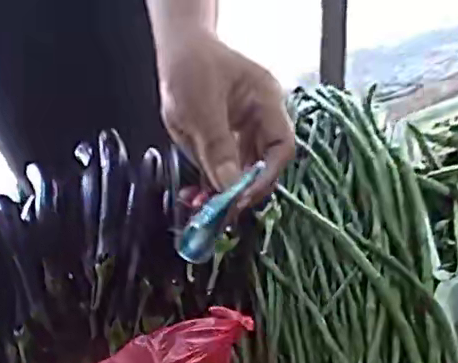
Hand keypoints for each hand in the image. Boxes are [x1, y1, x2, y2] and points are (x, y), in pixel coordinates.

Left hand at [156, 30, 293, 210]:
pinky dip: (208, 192)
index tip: (241, 196)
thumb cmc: (193, 65)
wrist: (176, 55)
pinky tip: (193, 198)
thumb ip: (217, 148)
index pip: (281, 148)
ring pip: (241, 180)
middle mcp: (260, 125)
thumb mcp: (202, 108)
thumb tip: (230, 185)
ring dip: (222, 198)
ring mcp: (242, 140)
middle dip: (241, 194)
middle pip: (263, 171)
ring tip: (201, 207)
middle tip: (221, 210)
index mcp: (266, 104)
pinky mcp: (224, 153)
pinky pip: (221, 179)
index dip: (265, 177)